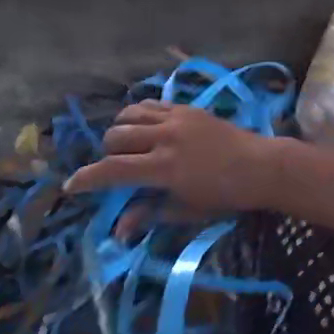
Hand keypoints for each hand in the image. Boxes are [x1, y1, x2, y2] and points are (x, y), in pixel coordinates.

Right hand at [64, 102, 287, 213]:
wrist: (261, 166)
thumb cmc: (226, 196)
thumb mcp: (187, 210)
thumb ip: (150, 214)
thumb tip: (118, 229)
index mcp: (164, 168)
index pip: (113, 170)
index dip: (87, 179)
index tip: (71, 187)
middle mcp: (165, 138)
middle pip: (115, 137)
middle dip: (105, 154)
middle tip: (113, 168)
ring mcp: (176, 118)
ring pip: (129, 115)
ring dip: (118, 130)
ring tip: (125, 145)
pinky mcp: (186, 107)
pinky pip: (150, 104)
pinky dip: (137, 114)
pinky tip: (142, 126)